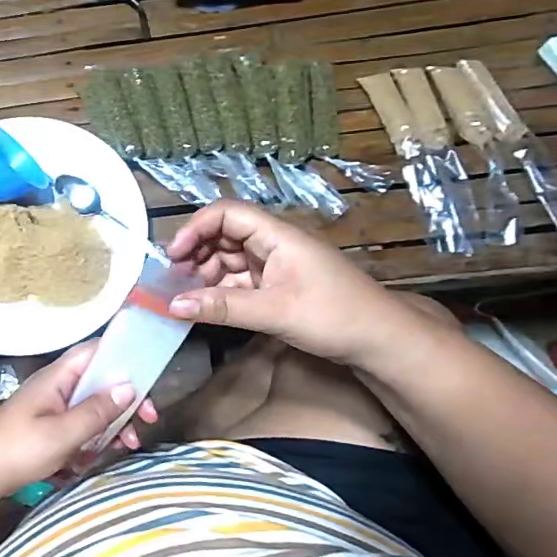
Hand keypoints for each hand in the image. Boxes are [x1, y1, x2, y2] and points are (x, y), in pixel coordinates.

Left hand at [0, 341, 157, 502]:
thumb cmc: (19, 449)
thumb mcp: (64, 433)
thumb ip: (97, 411)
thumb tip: (129, 386)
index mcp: (57, 377)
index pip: (95, 351)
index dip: (124, 357)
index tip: (149, 377)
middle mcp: (56, 387)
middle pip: (100, 382)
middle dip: (125, 401)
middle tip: (147, 420)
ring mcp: (51, 408)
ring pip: (93, 408)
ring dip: (112, 425)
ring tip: (125, 446)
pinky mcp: (48, 428)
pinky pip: (80, 427)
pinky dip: (92, 440)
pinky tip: (94, 459)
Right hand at [165, 199, 430, 365]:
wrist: (383, 342)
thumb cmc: (336, 317)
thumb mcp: (275, 312)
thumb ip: (222, 307)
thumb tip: (173, 305)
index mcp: (278, 236)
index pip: (226, 214)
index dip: (196, 228)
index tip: (174, 255)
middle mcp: (273, 244)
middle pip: (223, 234)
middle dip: (196, 252)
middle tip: (174, 279)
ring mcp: (274, 265)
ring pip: (227, 258)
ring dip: (204, 273)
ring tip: (186, 295)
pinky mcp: (276, 286)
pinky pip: (237, 280)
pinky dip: (218, 289)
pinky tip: (205, 305)